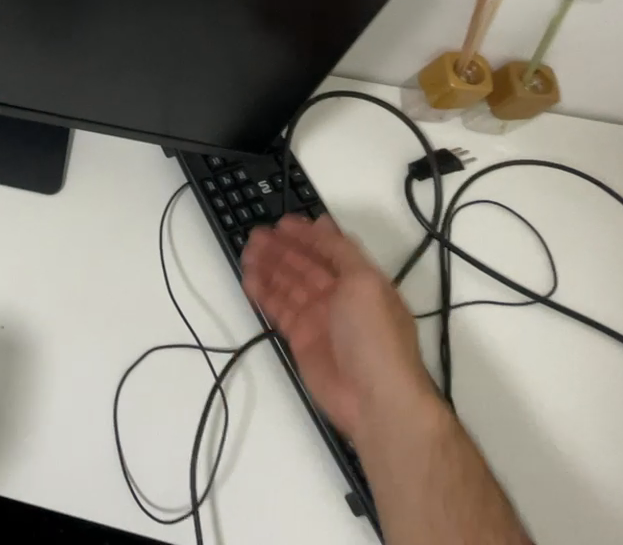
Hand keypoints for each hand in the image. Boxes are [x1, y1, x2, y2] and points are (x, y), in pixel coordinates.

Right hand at [241, 215, 435, 441]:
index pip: (329, 251)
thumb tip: (323, 223)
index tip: (281, 223)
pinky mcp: (301, 338)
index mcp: (361, 282)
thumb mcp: (365, 283)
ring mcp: (319, 319)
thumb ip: (341, 251)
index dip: (306, 235)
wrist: (375, 399)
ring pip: (288, 285)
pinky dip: (263, 293)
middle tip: (256, 235)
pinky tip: (249, 279)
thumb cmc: (374, 336)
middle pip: (305, 266)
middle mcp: (340, 298)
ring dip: (268, 267)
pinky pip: (278, 309)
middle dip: (281, 249)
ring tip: (247, 253)